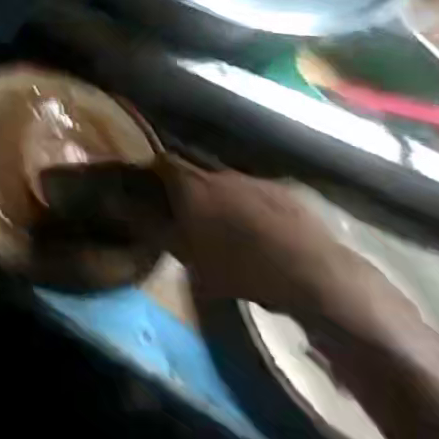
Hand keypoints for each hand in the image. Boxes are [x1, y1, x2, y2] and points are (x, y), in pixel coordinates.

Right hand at [159, 160, 367, 320]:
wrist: (316, 277)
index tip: (148, 188)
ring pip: (230, 185)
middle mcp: (221, 173)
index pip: (161, 161)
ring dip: (224, 199)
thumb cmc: (241, 268)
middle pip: (196, 172)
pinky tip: (262, 234)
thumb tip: (122, 206)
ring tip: (229, 228)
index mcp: (191, 184)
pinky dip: (254, 208)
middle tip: (189, 213)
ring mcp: (258, 181)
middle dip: (190, 188)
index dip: (153, 172)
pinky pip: (260, 195)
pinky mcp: (290, 194)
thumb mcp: (186, 256)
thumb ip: (152, 227)